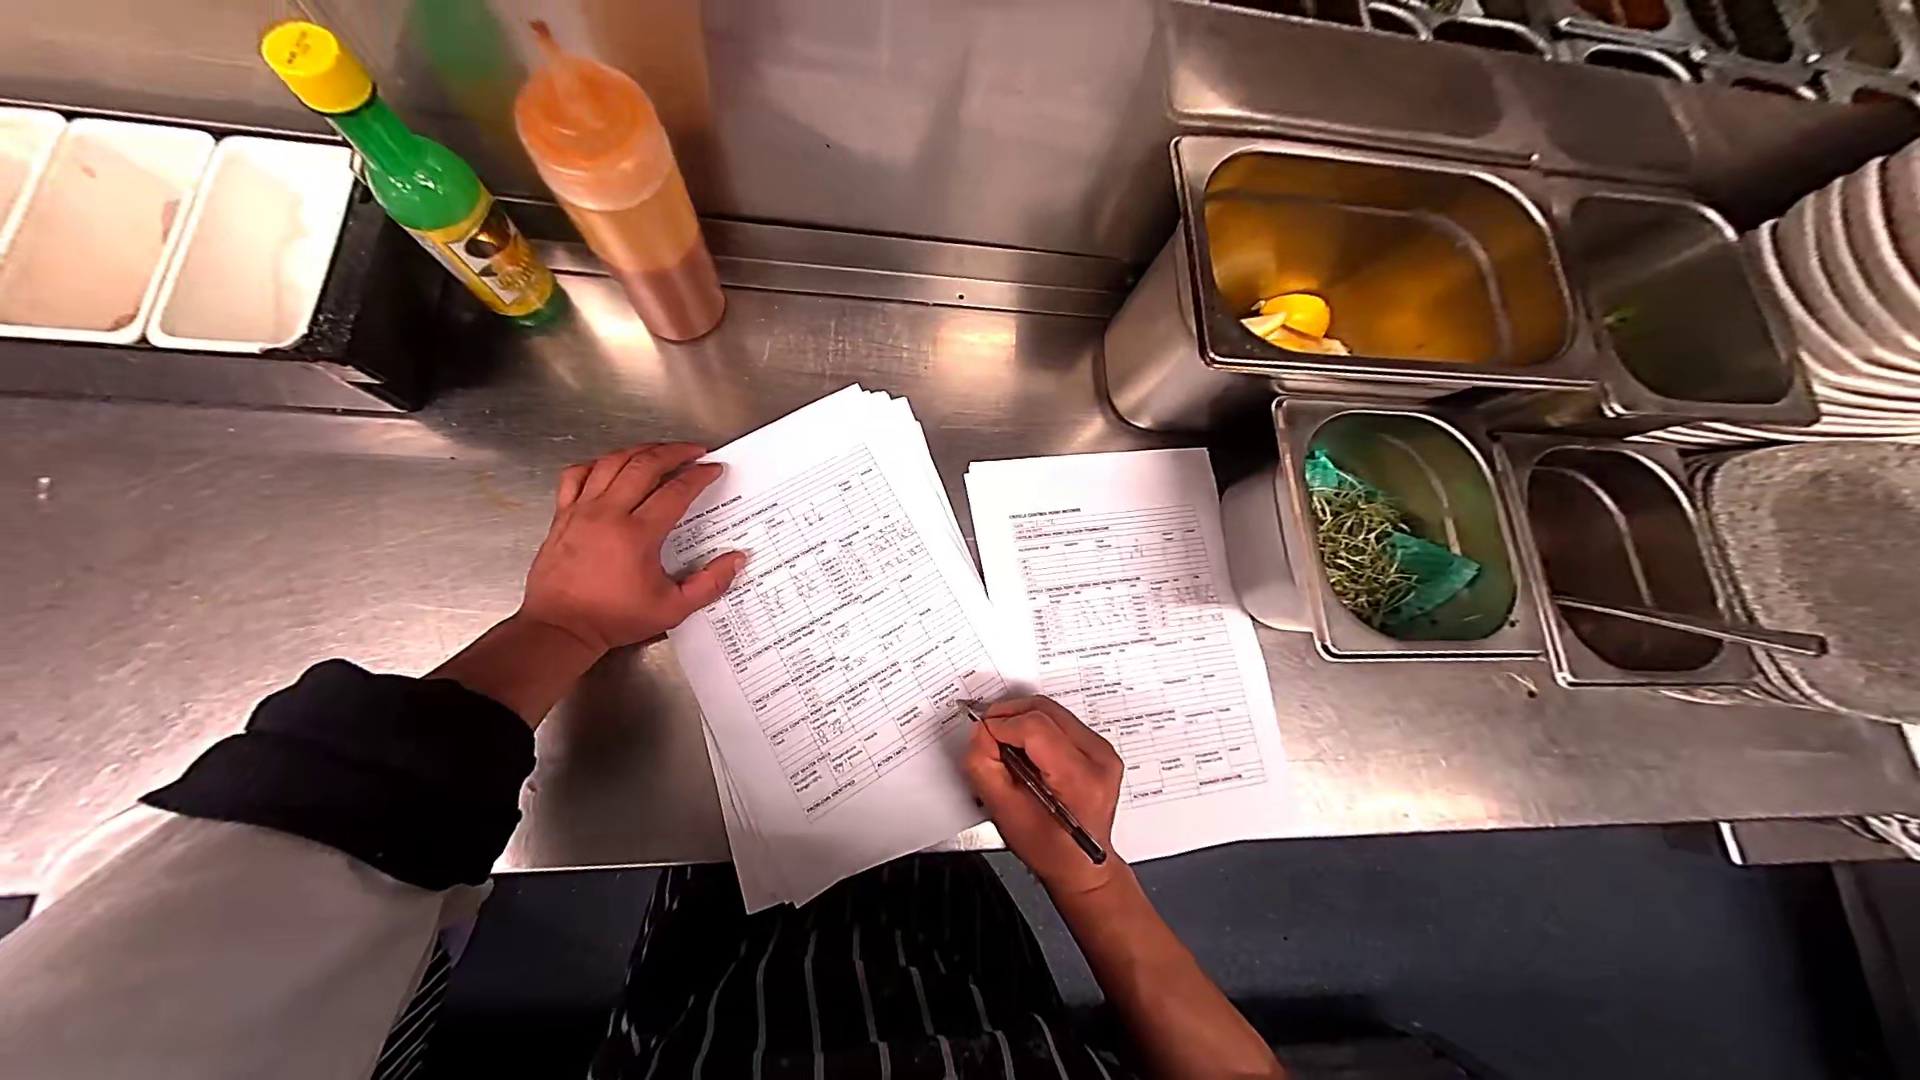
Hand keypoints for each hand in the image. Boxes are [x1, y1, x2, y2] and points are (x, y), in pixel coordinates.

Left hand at [518, 443, 747, 654]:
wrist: (561, 627)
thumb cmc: (615, 618)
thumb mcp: (674, 608)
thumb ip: (711, 583)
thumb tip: (737, 559)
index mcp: (638, 535)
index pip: (676, 491)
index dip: (699, 476)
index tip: (713, 469)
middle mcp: (608, 514)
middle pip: (645, 464)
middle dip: (675, 452)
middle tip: (694, 451)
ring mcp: (581, 511)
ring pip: (612, 462)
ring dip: (641, 450)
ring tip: (661, 450)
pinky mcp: (563, 515)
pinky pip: (577, 474)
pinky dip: (598, 463)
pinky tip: (613, 466)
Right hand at [965, 695, 1127, 898]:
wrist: (1082, 865)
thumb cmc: (1050, 849)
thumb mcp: (1004, 812)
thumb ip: (984, 767)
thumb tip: (981, 732)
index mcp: (1080, 780)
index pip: (1035, 728)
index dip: (1001, 726)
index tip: (984, 736)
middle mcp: (1099, 759)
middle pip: (1044, 711)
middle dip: (1009, 715)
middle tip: (989, 734)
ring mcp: (1102, 750)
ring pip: (1051, 710)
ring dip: (1021, 718)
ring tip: (1006, 743)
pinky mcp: (1098, 746)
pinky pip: (1059, 719)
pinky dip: (1035, 724)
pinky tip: (1025, 747)